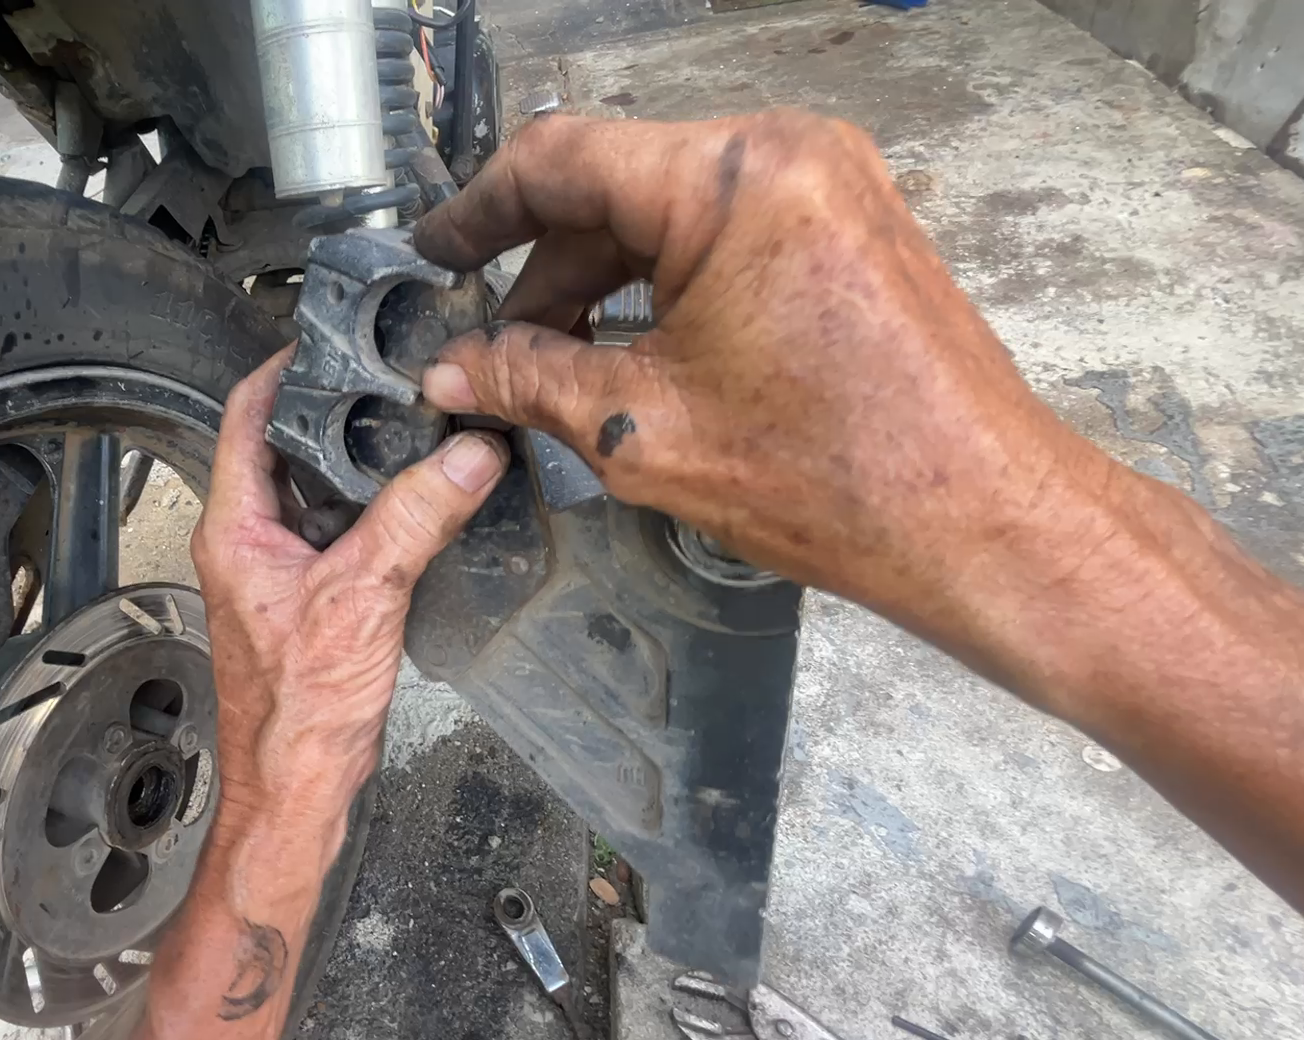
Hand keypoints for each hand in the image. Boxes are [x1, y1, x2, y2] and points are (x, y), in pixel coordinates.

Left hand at [191, 346, 508, 828]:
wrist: (299, 781)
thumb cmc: (300, 707)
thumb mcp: (362, 596)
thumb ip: (415, 520)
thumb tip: (469, 455)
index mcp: (236, 528)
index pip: (246, 418)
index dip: (281, 371)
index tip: (326, 339)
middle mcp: (251, 540)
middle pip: (284, 446)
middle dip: (333, 409)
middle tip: (388, 376)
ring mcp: (282, 566)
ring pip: (318, 488)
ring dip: (358, 458)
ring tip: (411, 423)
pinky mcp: (314, 591)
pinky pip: (342, 528)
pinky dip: (375, 505)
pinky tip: (417, 494)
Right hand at [412, 109, 1303, 904]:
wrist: (975, 518)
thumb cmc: (812, 473)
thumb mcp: (635, 427)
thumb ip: (526, 381)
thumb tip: (444, 371)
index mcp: (727, 182)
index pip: (558, 161)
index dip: (477, 209)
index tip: (431, 254)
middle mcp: (779, 154)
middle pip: (607, 191)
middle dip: (535, 272)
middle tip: (487, 347)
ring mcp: (818, 186)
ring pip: (655, 218)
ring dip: (588, 288)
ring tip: (545, 364)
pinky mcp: (834, 229)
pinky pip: (706, 240)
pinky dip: (646, 290)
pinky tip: (614, 353)